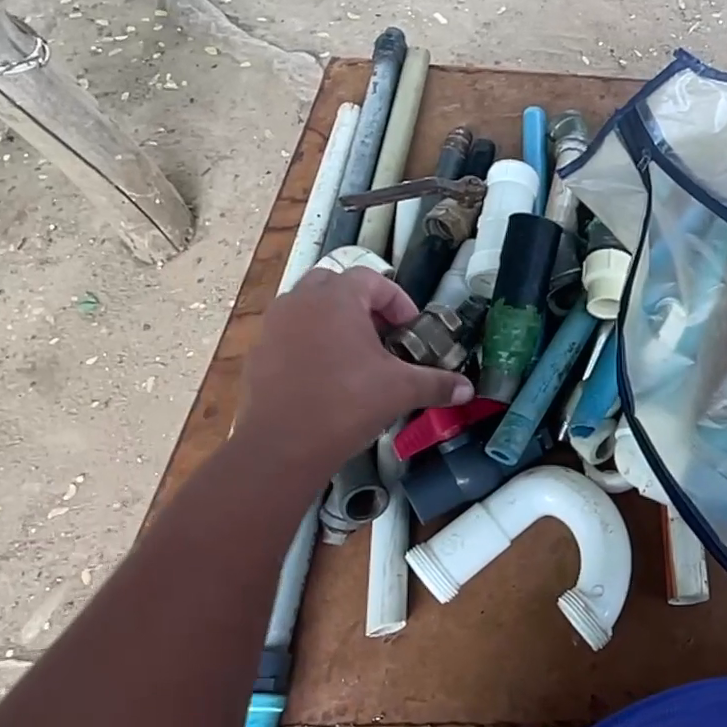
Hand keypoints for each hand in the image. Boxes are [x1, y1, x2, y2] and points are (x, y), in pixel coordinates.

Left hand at [234, 267, 472, 474]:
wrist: (283, 446)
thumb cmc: (348, 403)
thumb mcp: (402, 390)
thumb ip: (437, 383)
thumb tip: (467, 390)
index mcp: (336, 300)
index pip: (371, 279)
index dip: (397, 300)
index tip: (410, 328)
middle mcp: (300, 303)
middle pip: (334, 284)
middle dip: (361, 304)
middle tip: (382, 334)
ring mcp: (273, 327)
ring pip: (307, 308)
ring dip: (334, 322)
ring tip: (356, 356)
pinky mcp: (258, 354)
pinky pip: (289, 335)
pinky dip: (310, 345)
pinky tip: (327, 378)